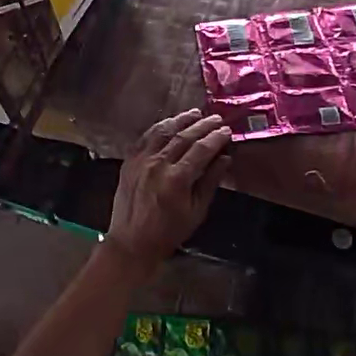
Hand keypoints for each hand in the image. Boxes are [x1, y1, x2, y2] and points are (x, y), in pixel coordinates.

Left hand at [105, 110, 231, 266]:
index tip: (227, 131)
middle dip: (202, 125)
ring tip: (194, 114)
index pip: (201, 150)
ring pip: (161, 132)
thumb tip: (225, 158)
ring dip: (179, 121)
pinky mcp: (128, 162)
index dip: (216, 138)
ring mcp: (140, 161)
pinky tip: (168, 124)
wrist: (132, 242)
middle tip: (216, 118)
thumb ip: (210, 182)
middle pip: (183, 137)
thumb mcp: (196, 211)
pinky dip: (157, 129)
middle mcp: (157, 164)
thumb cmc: (169, 232)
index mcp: (177, 179)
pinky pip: (144, 139)